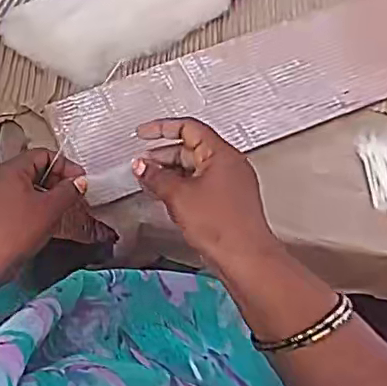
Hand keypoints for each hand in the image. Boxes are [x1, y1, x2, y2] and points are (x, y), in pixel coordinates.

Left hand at [0, 149, 89, 280]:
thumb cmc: (15, 230)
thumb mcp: (49, 208)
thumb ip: (68, 191)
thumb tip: (80, 182)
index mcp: (13, 169)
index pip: (43, 154)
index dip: (65, 165)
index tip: (81, 180)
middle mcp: (3, 178)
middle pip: (37, 169)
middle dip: (59, 180)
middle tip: (76, 194)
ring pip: (31, 187)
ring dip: (51, 194)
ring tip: (67, 208)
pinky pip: (23, 202)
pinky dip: (39, 206)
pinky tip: (50, 220)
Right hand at [130, 118, 279, 268]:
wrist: (244, 258)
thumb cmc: (222, 226)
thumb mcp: (178, 195)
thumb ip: (155, 176)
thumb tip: (142, 166)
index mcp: (222, 154)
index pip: (188, 128)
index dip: (162, 128)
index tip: (144, 133)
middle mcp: (229, 164)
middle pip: (190, 147)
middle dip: (162, 154)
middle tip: (142, 162)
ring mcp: (230, 182)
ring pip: (194, 167)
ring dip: (169, 171)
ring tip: (149, 180)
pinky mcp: (227, 200)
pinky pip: (199, 183)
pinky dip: (180, 185)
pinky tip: (166, 195)